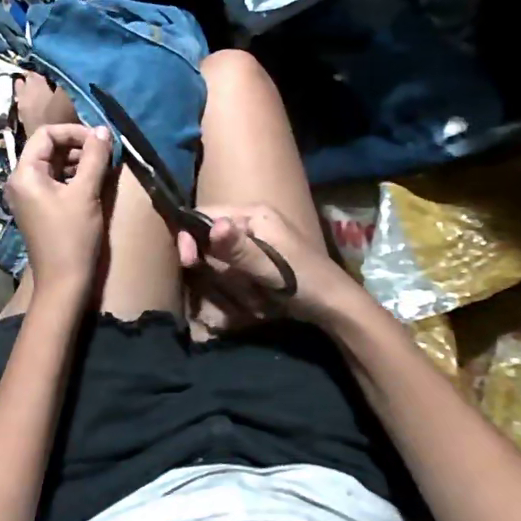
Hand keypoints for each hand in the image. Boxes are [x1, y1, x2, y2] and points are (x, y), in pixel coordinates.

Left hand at [6, 123, 111, 304]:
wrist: (64, 282)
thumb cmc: (73, 237)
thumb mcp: (86, 194)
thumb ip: (95, 158)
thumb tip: (103, 130)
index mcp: (25, 174)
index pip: (46, 134)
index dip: (74, 132)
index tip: (101, 140)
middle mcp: (21, 181)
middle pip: (49, 148)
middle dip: (78, 146)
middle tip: (106, 153)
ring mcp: (29, 196)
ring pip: (54, 165)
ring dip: (79, 161)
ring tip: (104, 167)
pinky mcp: (40, 208)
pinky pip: (56, 182)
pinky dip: (75, 177)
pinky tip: (95, 183)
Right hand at [176, 204, 358, 326]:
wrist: (333, 305)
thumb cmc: (303, 281)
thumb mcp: (268, 266)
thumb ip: (238, 248)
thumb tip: (214, 225)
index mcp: (254, 214)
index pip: (206, 214)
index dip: (191, 236)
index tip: (187, 262)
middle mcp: (252, 224)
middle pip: (211, 240)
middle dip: (215, 268)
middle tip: (232, 288)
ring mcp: (255, 244)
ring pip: (220, 261)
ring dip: (228, 283)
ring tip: (250, 297)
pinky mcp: (258, 262)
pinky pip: (232, 272)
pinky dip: (236, 288)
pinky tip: (253, 300)